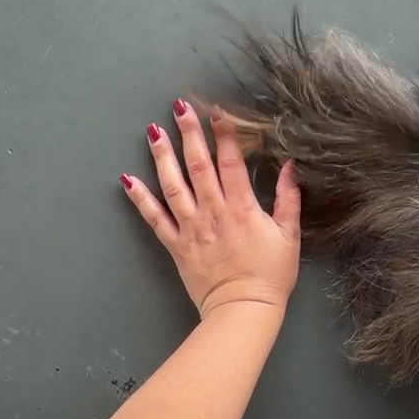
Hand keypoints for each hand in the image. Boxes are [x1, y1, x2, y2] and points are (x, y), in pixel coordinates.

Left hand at [122, 101, 301, 318]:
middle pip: (198, 165)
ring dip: (162, 156)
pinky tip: (127, 179)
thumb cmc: (271, 273)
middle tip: (179, 106)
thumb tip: (290, 165)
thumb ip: (288, 198)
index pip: (230, 162)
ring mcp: (191, 227)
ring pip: (173, 185)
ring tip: (152, 130)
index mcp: (241, 207)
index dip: (224, 134)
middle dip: (189, 133)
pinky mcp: (176, 245)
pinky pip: (155, 218)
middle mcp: (213, 211)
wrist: (242, 311)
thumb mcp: (289, 234)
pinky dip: (140, 198)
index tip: (216, 111)